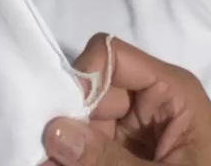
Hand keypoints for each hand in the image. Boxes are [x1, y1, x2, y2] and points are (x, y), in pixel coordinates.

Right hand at [43, 36, 210, 165]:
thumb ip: (108, 159)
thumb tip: (52, 130)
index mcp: (170, 91)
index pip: (111, 56)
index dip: (82, 80)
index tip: (59, 119)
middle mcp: (151, 103)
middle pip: (92, 93)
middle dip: (66, 125)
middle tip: (40, 158)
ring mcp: (140, 135)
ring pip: (87, 127)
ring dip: (66, 152)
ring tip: (46, 165)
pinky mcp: (132, 160)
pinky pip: (95, 153)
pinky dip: (77, 163)